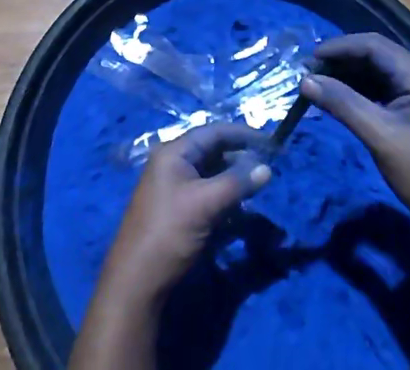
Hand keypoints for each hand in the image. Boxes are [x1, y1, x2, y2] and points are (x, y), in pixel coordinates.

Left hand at [95, 123, 271, 301]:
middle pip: (212, 150)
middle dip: (241, 156)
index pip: (212, 133)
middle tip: (269, 165)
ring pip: (212, 172)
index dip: (242, 134)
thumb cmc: (170, 231)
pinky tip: (243, 204)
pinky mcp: (180, 207)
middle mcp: (173, 163)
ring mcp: (176, 186)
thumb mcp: (205, 203)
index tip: (270, 142)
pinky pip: (208, 191)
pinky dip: (226, 194)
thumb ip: (237, 183)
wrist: (139, 276)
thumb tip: (267, 168)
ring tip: (260, 183)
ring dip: (235, 176)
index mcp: (173, 153)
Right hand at [301, 34, 409, 237]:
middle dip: (343, 60)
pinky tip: (344, 100)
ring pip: (383, 72)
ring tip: (321, 84)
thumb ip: (343, 104)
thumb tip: (305, 80)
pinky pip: (391, 89)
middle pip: (378, 55)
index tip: (308, 60)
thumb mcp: (381, 138)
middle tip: (311, 73)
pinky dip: (365, 91)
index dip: (338, 47)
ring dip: (352, 75)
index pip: (374, 45)